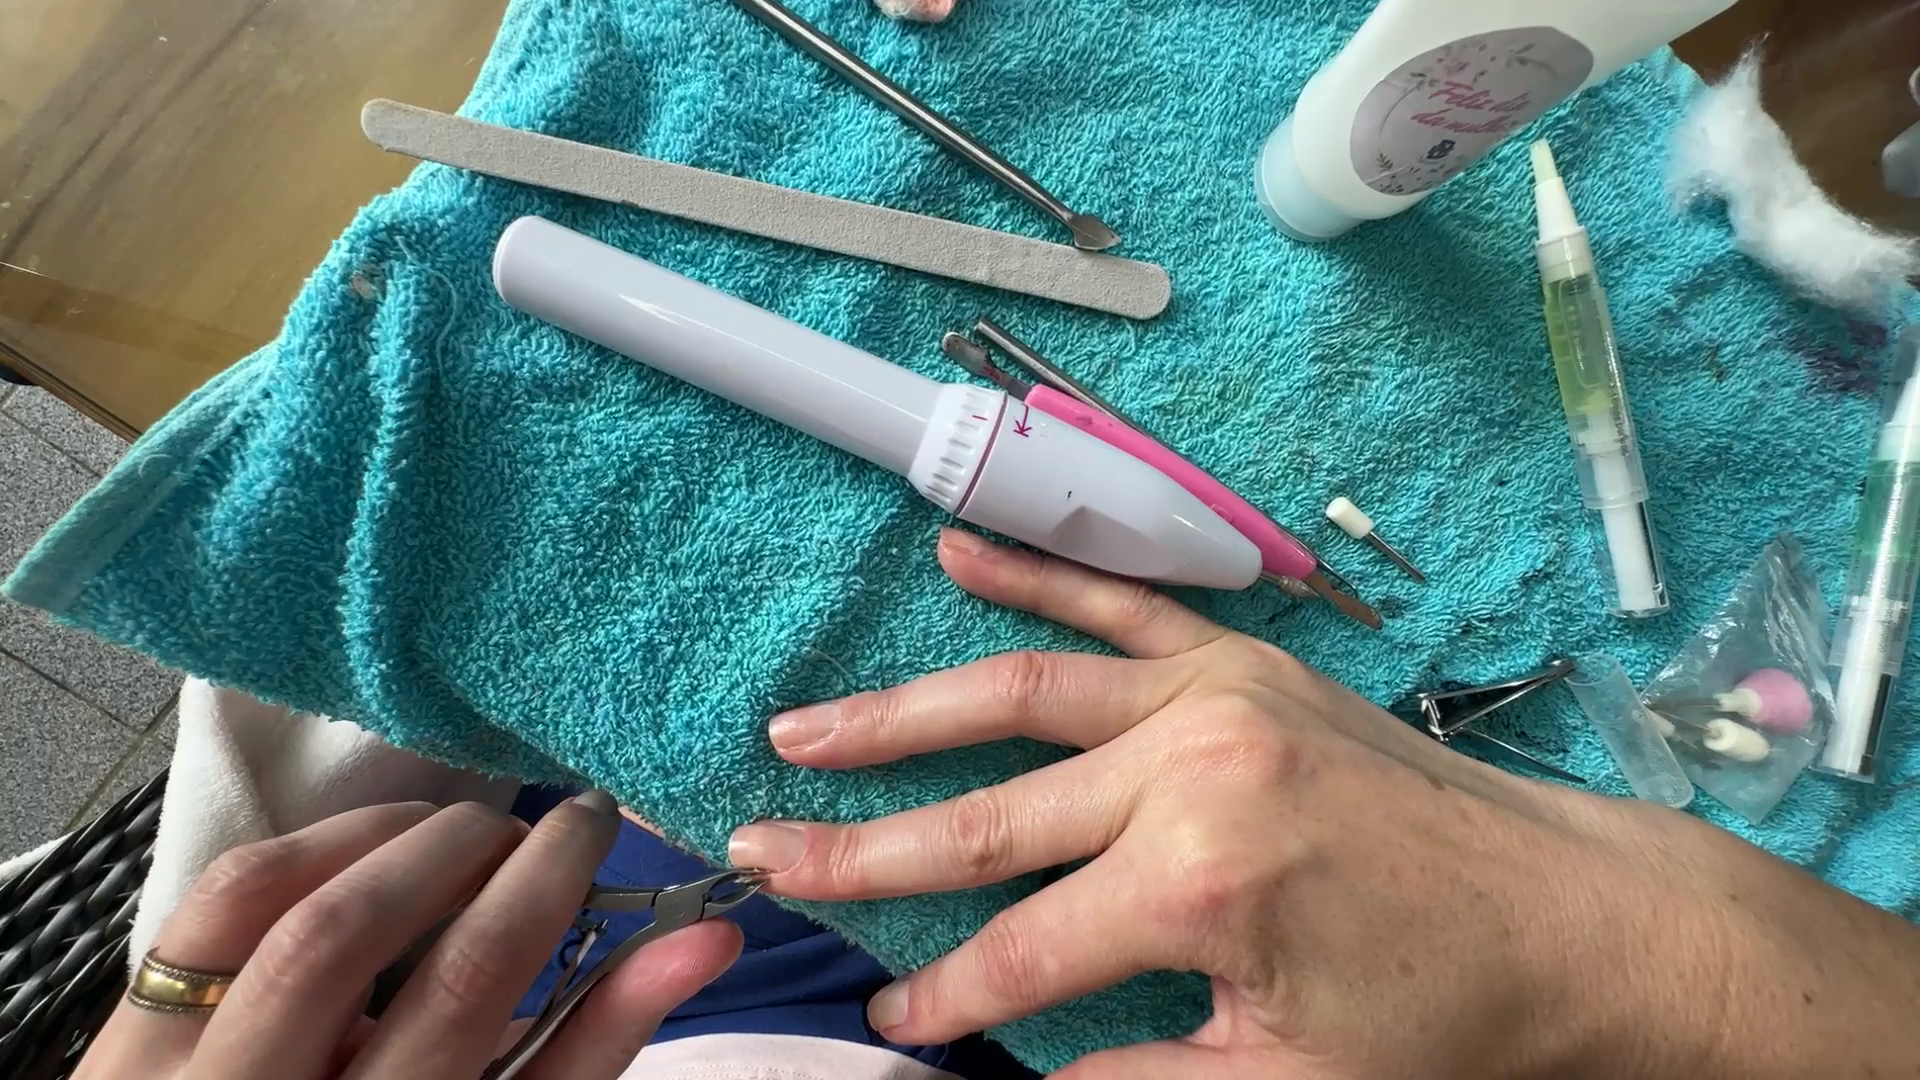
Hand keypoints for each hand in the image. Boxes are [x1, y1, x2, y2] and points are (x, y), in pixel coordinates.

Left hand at [79, 797, 741, 1079]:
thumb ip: (607, 1033)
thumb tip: (711, 932)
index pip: (467, 975)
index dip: (547, 872)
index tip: (596, 821)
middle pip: (352, 926)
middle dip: (474, 846)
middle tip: (535, 838)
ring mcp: (160, 1070)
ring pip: (273, 897)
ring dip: (400, 834)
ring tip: (468, 839)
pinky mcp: (122, 1031)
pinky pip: (218, 898)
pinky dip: (325, 841)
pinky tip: (386, 847)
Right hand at [729, 528, 1919, 1077]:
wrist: (1578, 906)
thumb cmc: (1451, 1009)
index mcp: (1203, 877)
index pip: (1031, 952)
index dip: (949, 993)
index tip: (881, 1010)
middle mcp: (1186, 762)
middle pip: (991, 817)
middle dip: (866, 848)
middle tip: (766, 848)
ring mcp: (1204, 690)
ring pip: (1017, 696)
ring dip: (902, 715)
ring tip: (809, 727)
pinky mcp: (1227, 655)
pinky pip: (1111, 607)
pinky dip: (1031, 580)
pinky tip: (957, 555)